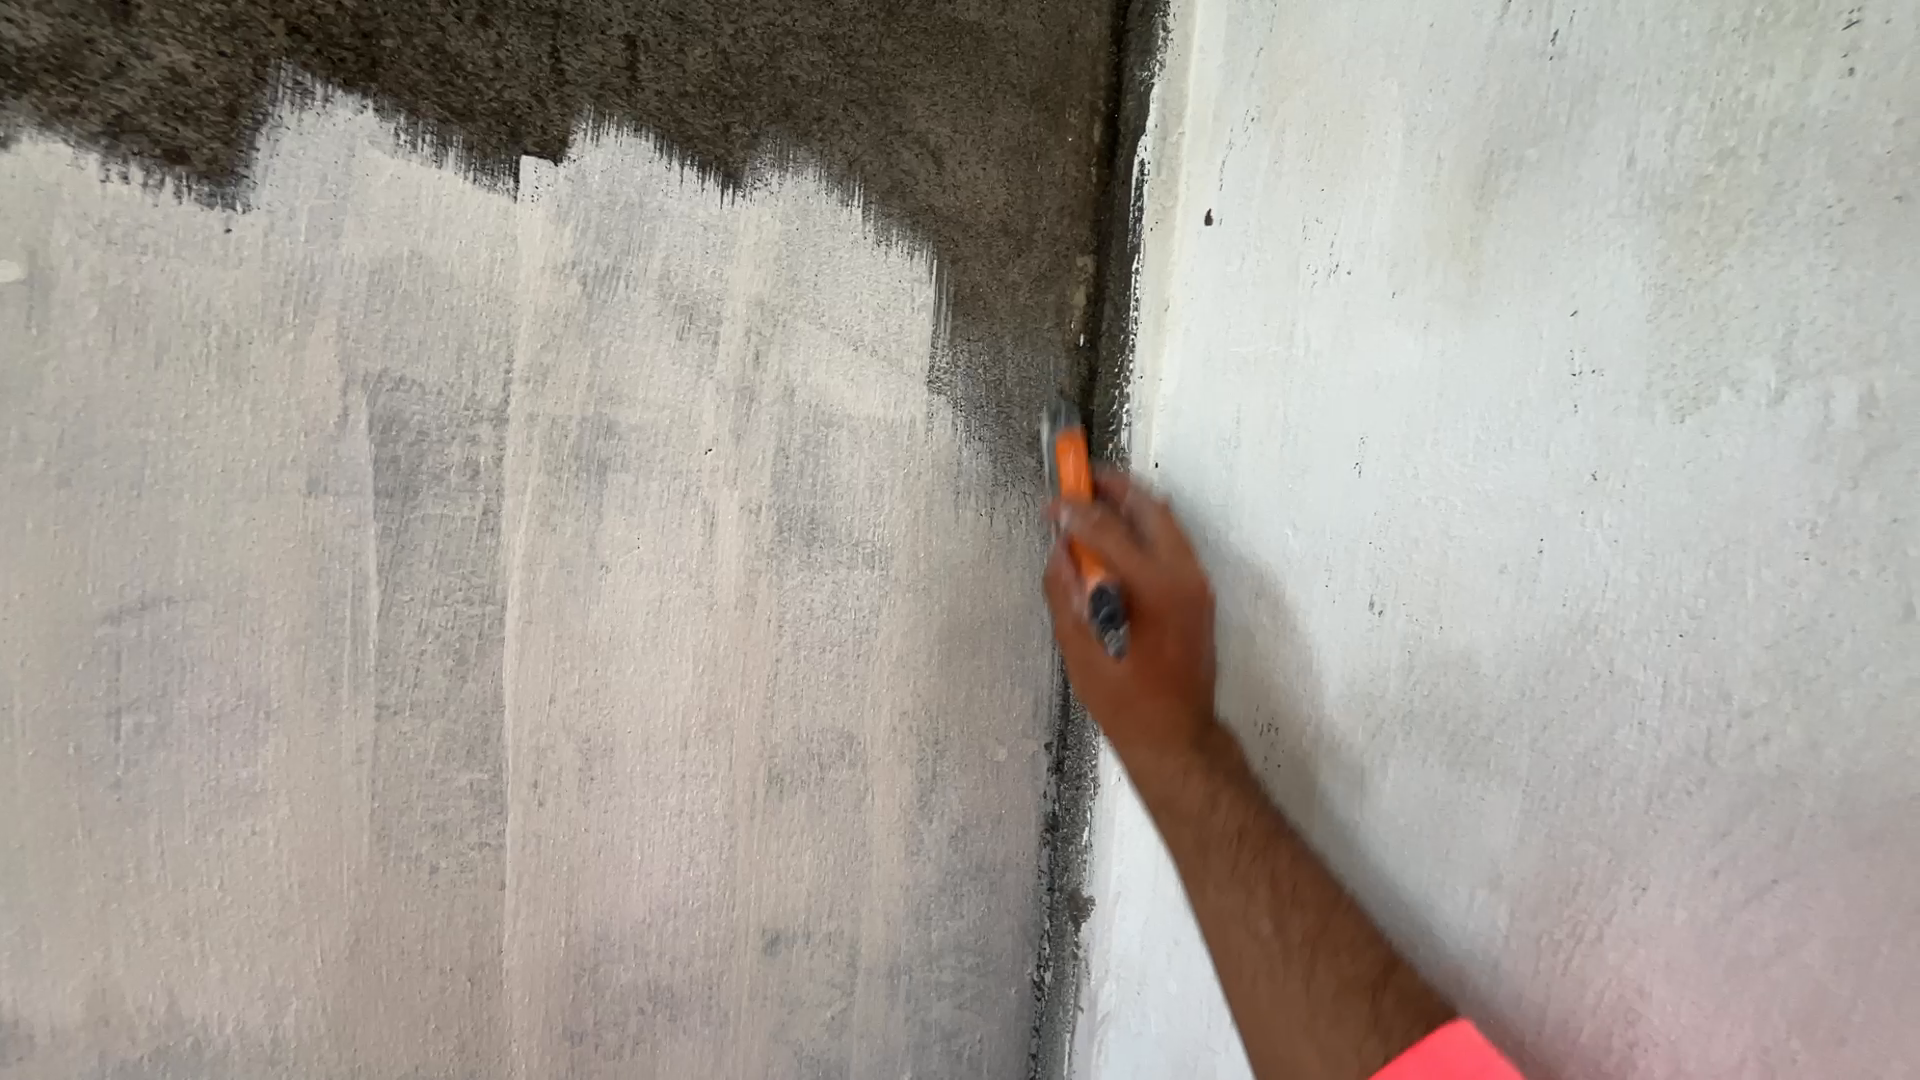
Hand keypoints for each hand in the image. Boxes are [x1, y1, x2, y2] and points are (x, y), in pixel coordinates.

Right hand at [1044, 468, 1216, 758]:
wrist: (1177, 734)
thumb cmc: (1123, 701)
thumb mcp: (1079, 650)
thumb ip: (1065, 593)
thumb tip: (1059, 549)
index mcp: (1152, 589)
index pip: (1108, 530)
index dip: (1075, 510)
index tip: (1052, 502)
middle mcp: (1183, 576)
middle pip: (1149, 508)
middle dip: (1111, 487)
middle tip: (1078, 478)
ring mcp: (1197, 583)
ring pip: (1166, 521)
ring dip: (1130, 503)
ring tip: (1094, 498)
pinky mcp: (1199, 593)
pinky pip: (1172, 542)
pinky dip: (1145, 526)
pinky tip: (1117, 533)